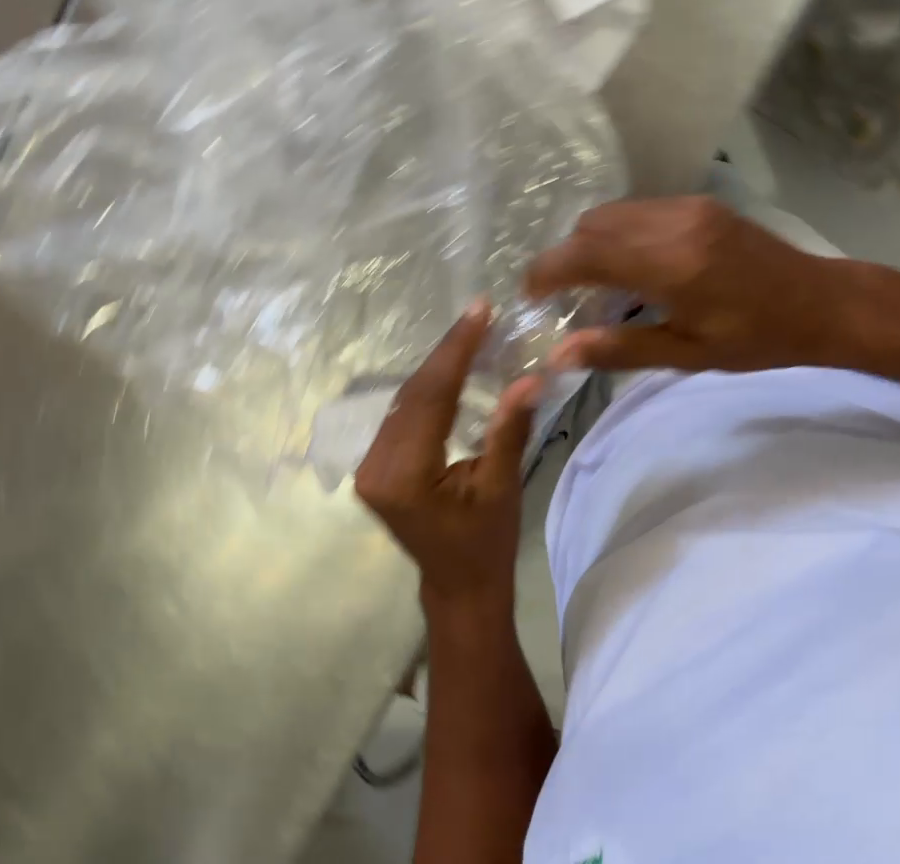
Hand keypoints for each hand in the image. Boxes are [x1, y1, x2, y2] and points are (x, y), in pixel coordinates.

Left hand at [355, 301, 543, 615]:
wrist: (458, 587)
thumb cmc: (485, 545)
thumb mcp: (502, 488)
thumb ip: (508, 430)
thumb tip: (530, 378)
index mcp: (405, 475)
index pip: (430, 396)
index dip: (456, 350)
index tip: (479, 311)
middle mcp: (375, 467)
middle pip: (413, 394)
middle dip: (447, 352)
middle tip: (480, 315)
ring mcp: (369, 468)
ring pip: (404, 401)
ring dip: (437, 368)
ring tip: (471, 334)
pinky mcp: (374, 469)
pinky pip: (401, 416)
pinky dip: (428, 390)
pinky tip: (451, 370)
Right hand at [524, 196, 850, 373]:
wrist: (821, 303)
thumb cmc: (758, 339)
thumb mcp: (687, 354)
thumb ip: (620, 349)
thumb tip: (559, 354)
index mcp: (669, 264)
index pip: (583, 254)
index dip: (546, 273)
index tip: (530, 298)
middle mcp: (673, 223)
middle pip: (592, 226)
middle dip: (566, 258)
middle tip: (564, 299)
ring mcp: (689, 207)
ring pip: (614, 213)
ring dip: (593, 243)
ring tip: (598, 286)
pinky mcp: (701, 203)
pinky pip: (641, 210)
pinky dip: (621, 233)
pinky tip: (634, 267)